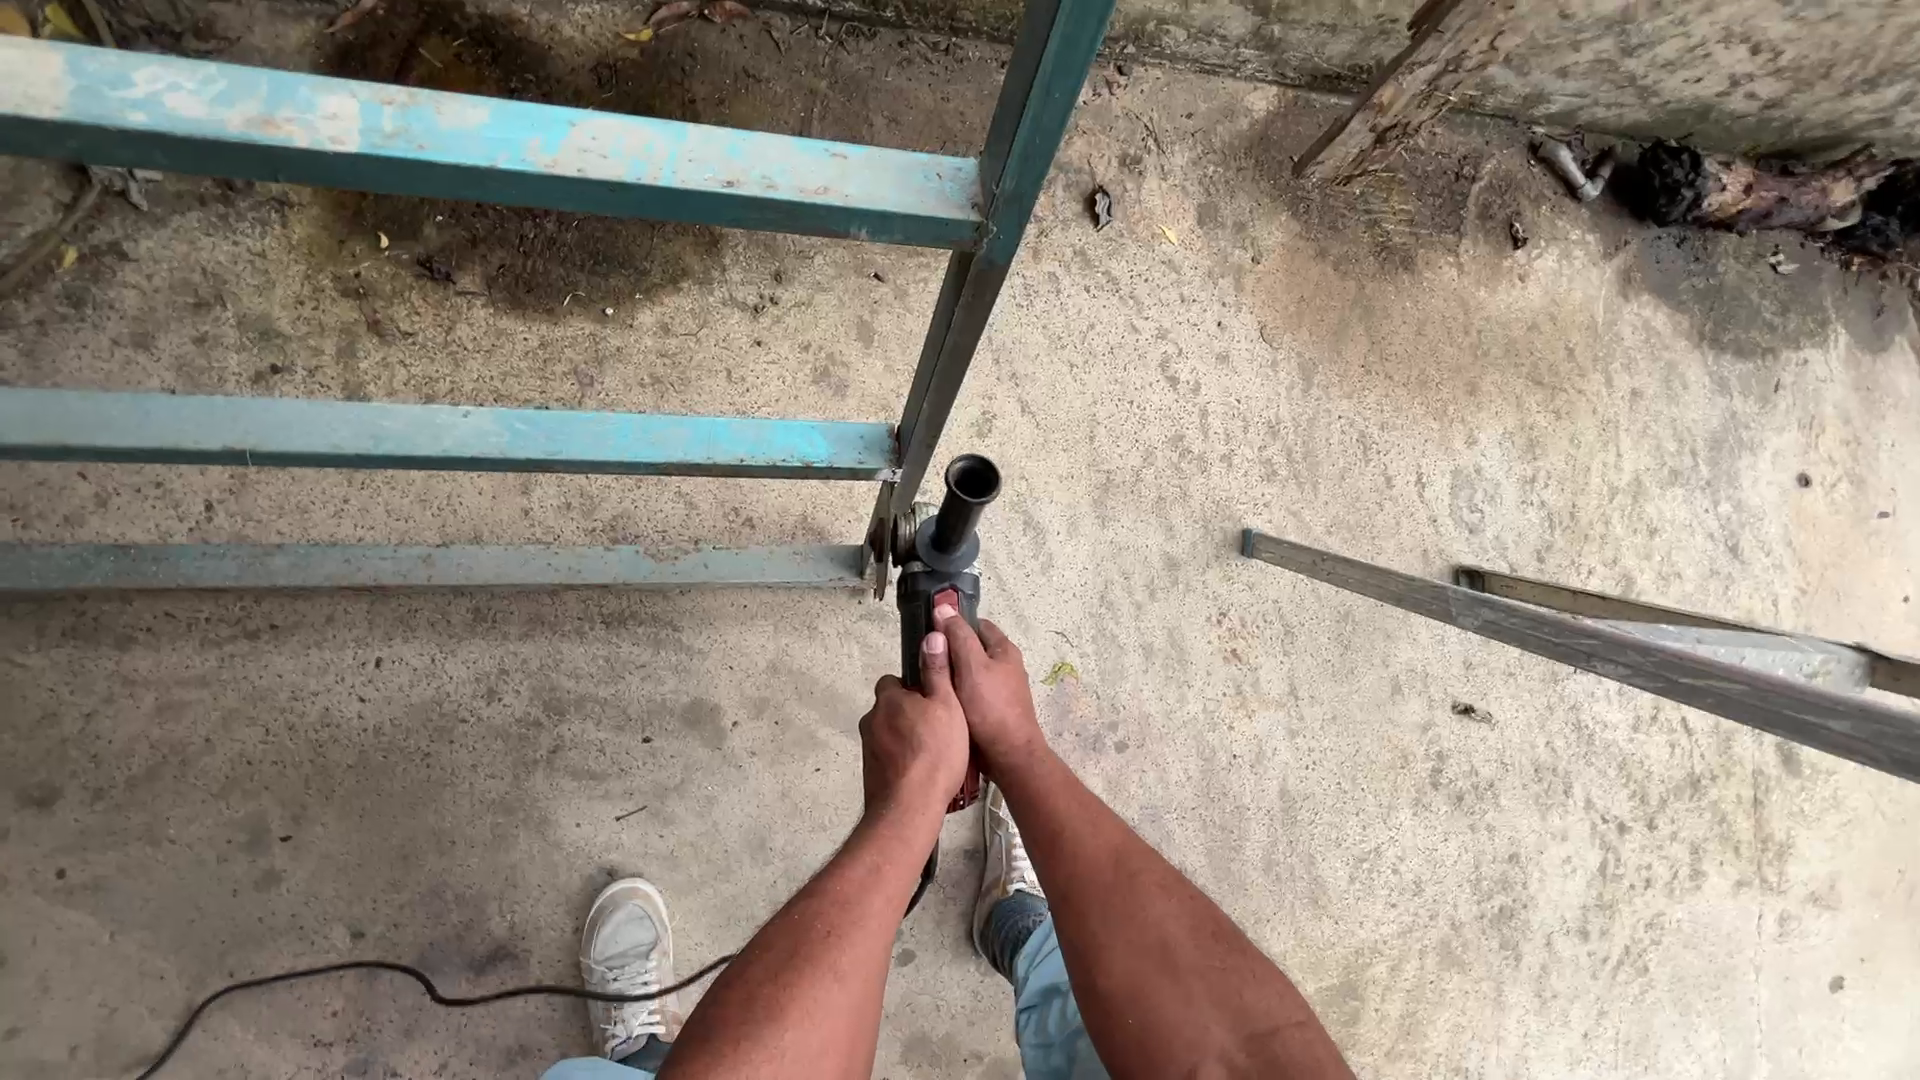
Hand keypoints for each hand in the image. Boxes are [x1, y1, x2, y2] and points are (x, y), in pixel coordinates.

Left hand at [858, 631, 969, 821]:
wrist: (909, 808)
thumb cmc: (934, 753)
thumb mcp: (947, 705)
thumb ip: (938, 671)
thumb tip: (932, 636)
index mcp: (888, 699)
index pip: (893, 682)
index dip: (913, 688)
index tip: (933, 700)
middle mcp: (871, 720)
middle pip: (891, 708)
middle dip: (909, 714)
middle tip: (938, 727)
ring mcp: (868, 748)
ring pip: (889, 734)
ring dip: (906, 739)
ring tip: (934, 753)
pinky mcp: (870, 773)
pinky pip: (888, 758)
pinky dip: (902, 761)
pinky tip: (923, 773)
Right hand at [932, 604, 1044, 776]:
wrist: (1009, 755)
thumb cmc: (990, 707)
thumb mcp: (971, 666)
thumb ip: (957, 636)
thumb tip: (943, 607)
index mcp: (1004, 650)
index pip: (976, 624)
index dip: (954, 625)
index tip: (930, 633)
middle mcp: (1005, 666)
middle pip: (971, 649)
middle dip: (949, 652)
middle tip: (923, 659)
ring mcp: (1000, 689)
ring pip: (968, 673)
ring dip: (950, 675)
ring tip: (926, 680)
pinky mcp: (992, 709)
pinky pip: (969, 693)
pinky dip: (955, 693)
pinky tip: (940, 701)